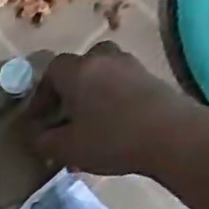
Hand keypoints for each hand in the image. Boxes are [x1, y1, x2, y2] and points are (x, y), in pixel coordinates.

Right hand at [27, 42, 208, 177]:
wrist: (172, 135)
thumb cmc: (110, 139)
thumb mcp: (66, 148)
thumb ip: (44, 141)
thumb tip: (37, 135)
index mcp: (78, 72)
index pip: (52, 71)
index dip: (41, 95)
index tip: (38, 119)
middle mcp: (103, 60)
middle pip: (79, 66)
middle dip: (68, 89)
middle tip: (64, 114)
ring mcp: (130, 66)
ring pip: (102, 73)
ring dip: (91, 92)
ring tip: (87, 119)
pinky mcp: (151, 78)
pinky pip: (121, 83)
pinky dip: (111, 97)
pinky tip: (111, 123)